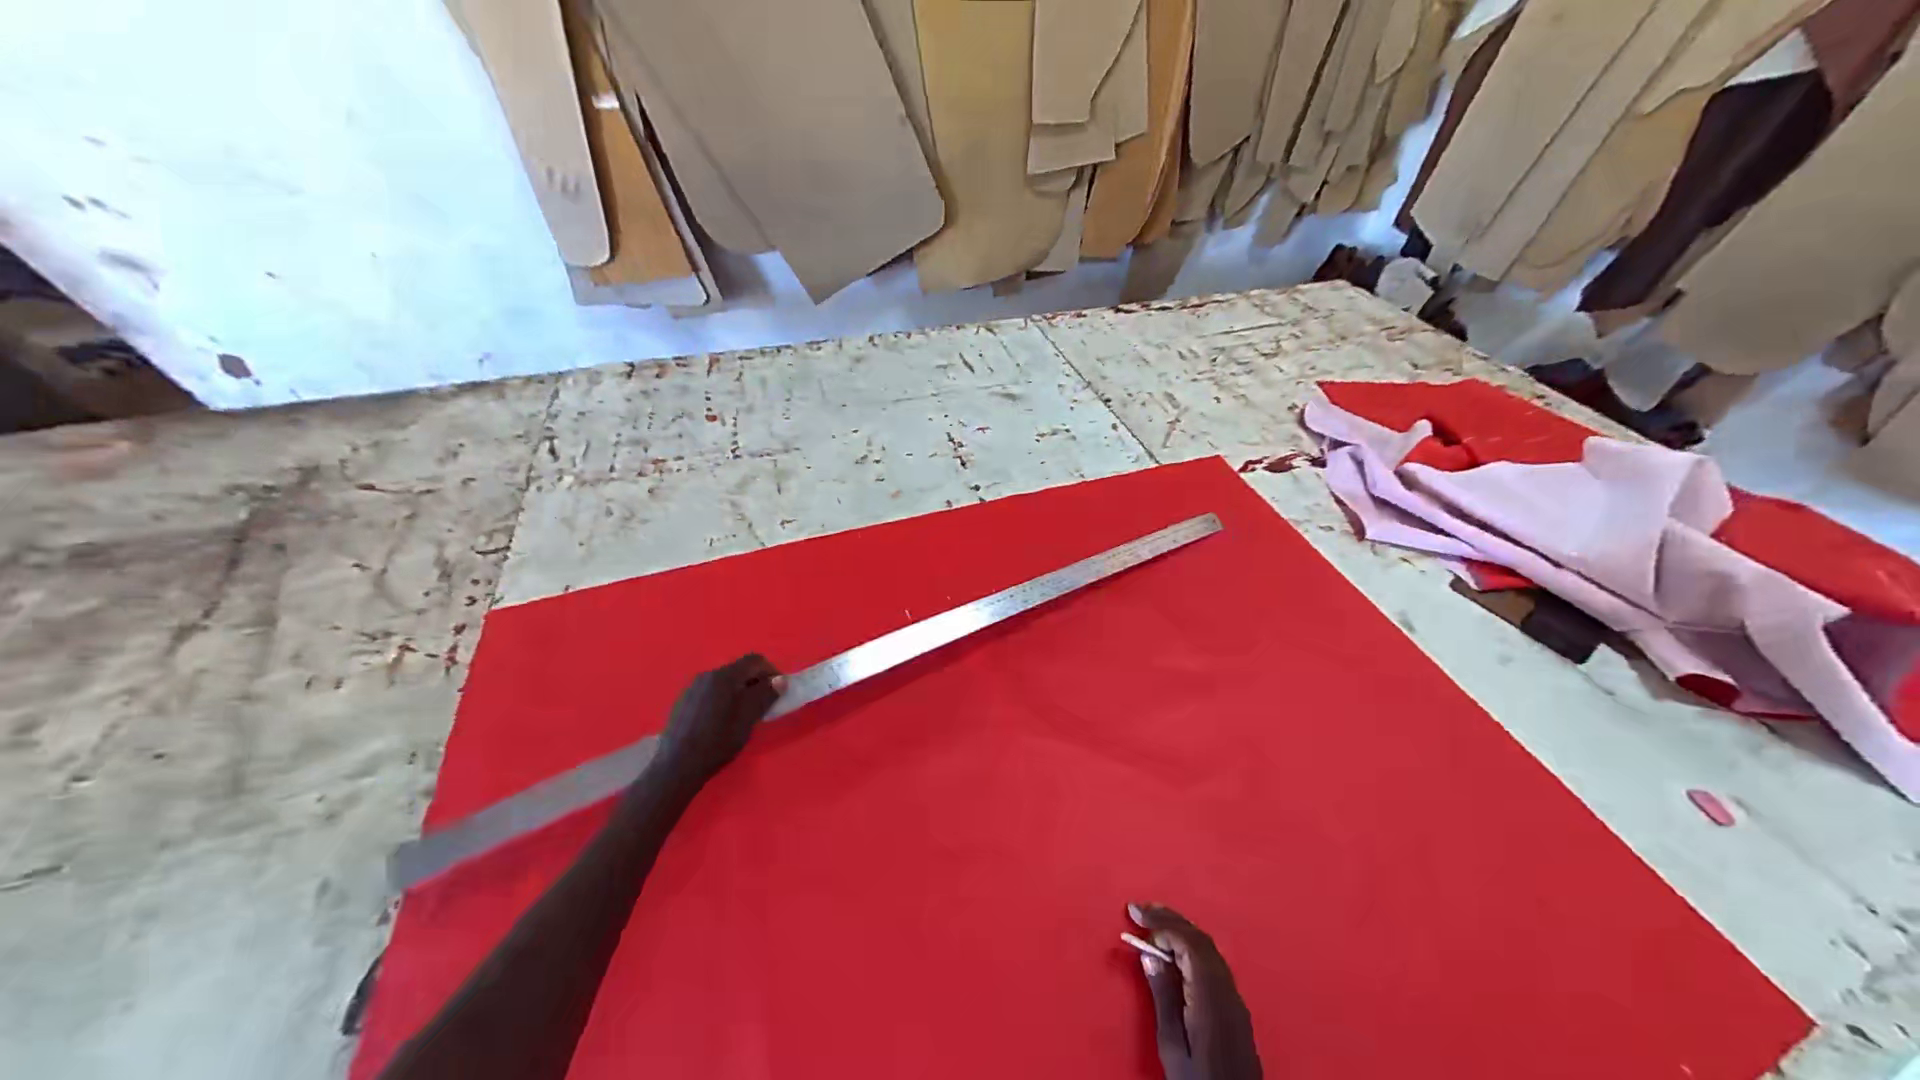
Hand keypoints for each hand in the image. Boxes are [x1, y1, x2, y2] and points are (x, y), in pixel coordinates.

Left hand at [655, 654, 785, 781]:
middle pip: (739, 669)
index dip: (772, 672)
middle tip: (764, 705)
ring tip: (745, 715)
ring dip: (740, 691)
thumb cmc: (717, 741)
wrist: (676, 766)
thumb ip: (765, 695)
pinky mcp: (684, 701)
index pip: (755, 660)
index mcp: (724, 676)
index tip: (779, 692)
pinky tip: (722, 721)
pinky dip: (725, 699)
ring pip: (725, 681)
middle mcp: (707, 675)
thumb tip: (780, 680)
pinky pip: (712, 692)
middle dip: (756, 682)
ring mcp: (693, 687)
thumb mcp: (748, 719)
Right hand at [1130, 903, 1262, 1079]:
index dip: (1162, 925)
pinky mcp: (1236, 1009)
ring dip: (1181, 930)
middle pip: (1201, 941)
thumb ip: (1163, 997)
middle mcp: (1227, 991)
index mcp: (1210, 997)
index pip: (1189, 944)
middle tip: (1140, 909)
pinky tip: (1176, 950)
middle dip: (1170, 919)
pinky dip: (1191, 946)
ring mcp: (1235, 1000)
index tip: (1134, 916)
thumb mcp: (1173, 1046)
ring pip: (1209, 950)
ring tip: (1153, 922)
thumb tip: (1149, 955)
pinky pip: (1213, 963)